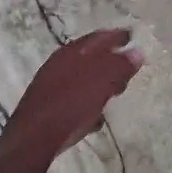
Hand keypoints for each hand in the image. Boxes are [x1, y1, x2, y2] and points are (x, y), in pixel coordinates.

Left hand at [0, 29, 143, 172]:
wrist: (34, 136)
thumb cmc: (71, 103)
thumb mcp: (102, 82)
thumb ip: (121, 66)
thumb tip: (138, 52)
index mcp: (74, 50)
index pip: (100, 36)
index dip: (117, 36)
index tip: (130, 35)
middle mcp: (60, 61)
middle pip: (90, 56)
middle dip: (109, 60)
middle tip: (126, 67)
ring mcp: (50, 83)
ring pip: (81, 77)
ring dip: (97, 82)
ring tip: (113, 92)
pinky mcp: (46, 105)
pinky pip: (71, 97)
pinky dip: (85, 101)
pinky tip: (93, 116)